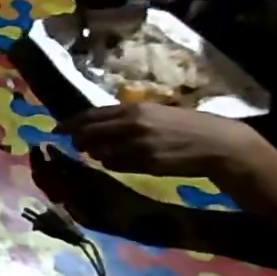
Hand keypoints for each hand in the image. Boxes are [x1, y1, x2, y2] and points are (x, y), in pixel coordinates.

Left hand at [60, 103, 269, 177]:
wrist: (218, 144)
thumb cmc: (187, 125)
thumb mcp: (155, 111)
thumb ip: (126, 116)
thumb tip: (97, 122)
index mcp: (133, 109)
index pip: (90, 116)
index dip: (70, 123)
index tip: (57, 129)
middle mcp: (132, 126)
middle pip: (88, 135)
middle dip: (79, 140)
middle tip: (78, 144)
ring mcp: (138, 146)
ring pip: (99, 152)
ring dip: (96, 153)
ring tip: (103, 152)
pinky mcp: (146, 164)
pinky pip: (115, 166)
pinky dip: (111, 164)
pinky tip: (120, 161)